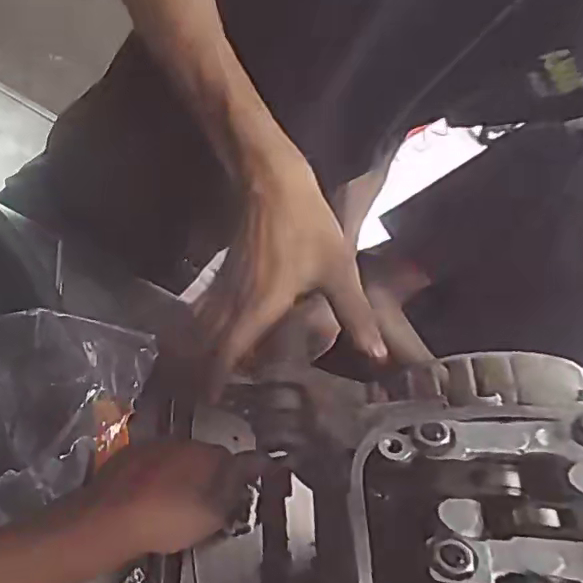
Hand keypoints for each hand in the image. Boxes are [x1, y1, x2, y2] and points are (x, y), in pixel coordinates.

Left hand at [75, 440, 263, 555]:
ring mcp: (150, 445)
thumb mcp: (210, 517)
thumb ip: (233, 495)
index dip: (238, 478)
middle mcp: (180, 442)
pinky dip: (154, 475)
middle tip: (206, 503)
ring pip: (175, 457)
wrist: (108, 520)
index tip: (238, 494)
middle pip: (204, 456)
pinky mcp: (126, 455)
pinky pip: (150, 463)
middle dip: (207, 475)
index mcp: (206, 454)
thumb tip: (250, 477)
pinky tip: (148, 496)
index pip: (235, 460)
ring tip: (175, 502)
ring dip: (179, 474)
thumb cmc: (165, 520)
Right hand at [194, 142, 384, 395]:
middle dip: (205, 372)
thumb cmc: (307, 226)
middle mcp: (235, 302)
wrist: (273, 182)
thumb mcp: (338, 271)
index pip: (229, 351)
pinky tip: (217, 338)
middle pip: (209, 345)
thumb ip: (355, 316)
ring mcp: (224, 288)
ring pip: (205, 330)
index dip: (218, 378)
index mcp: (260, 307)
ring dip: (204, 353)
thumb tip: (378, 356)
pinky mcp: (222, 276)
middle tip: (211, 394)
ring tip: (210, 374)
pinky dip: (208, 331)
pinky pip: (208, 312)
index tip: (213, 400)